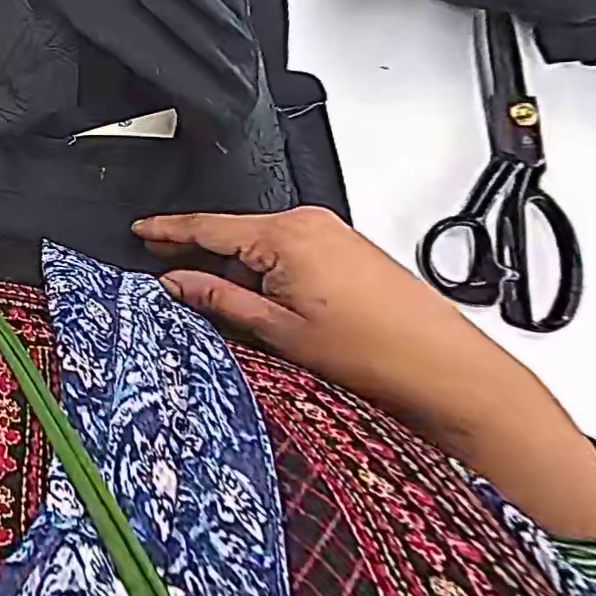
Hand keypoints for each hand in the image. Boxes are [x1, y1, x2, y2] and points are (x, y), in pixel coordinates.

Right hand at [134, 207, 595, 542]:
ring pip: (258, 242)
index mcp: (286, 236)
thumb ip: (217, 299)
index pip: (209, 226)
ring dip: (233, 265)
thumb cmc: (377, 353)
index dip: (168, 229)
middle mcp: (309, 223)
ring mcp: (330, 232)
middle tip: (163, 260)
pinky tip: (256, 295)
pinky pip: (286, 248)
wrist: (452, 372)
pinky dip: (262, 267)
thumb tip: (176, 282)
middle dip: (198, 248)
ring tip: (214, 297)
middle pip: (233, 231)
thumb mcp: (277, 330)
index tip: (142, 229)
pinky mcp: (344, 246)